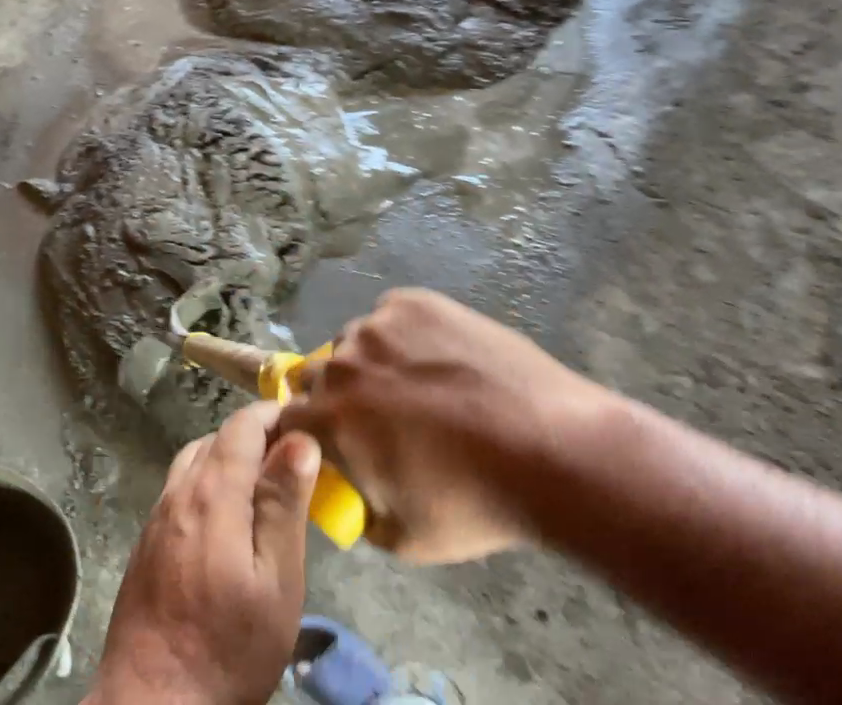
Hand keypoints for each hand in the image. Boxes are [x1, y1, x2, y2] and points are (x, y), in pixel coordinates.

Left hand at [88, 401, 321, 704]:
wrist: (154, 696)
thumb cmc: (228, 644)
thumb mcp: (275, 580)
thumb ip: (282, 505)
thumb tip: (299, 439)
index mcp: (211, 494)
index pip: (240, 427)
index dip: (274, 414)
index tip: (308, 421)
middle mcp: (176, 494)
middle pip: (214, 440)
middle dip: (254, 436)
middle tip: (296, 458)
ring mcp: (156, 517)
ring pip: (192, 463)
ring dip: (229, 459)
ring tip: (267, 485)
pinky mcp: (147, 542)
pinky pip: (180, 491)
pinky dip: (208, 484)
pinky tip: (230, 519)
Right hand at [281, 288, 620, 563]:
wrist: (555, 452)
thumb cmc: (475, 505)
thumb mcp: (402, 539)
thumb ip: (355, 513)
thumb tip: (346, 494)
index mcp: (327, 420)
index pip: (286, 416)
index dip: (305, 430)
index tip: (329, 441)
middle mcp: (340, 365)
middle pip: (316, 375)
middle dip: (338, 396)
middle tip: (383, 419)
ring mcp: (378, 327)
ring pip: (356, 343)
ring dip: (371, 364)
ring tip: (422, 388)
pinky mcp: (415, 303)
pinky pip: (391, 316)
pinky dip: (404, 335)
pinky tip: (441, 360)